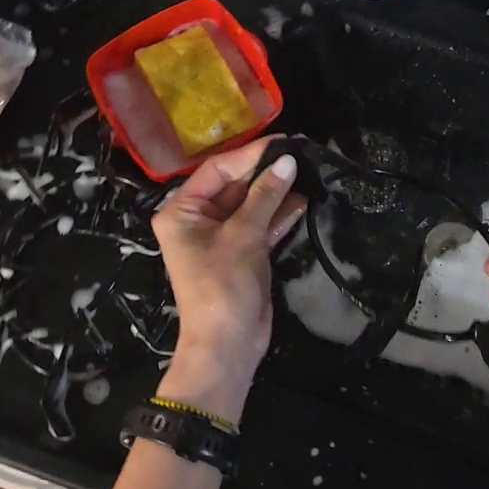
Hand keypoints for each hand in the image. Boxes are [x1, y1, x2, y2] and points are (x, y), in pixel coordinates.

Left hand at [151, 137, 304, 420]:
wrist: (228, 346)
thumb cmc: (223, 286)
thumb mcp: (243, 235)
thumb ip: (265, 195)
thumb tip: (287, 161)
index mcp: (181, 211)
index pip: (217, 170)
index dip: (249, 155)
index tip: (283, 141)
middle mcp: (198, 219)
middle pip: (234, 184)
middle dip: (265, 172)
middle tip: (299, 152)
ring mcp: (221, 237)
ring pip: (251, 204)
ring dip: (276, 191)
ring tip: (307, 170)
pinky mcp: (243, 252)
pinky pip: (261, 224)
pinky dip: (279, 213)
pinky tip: (303, 198)